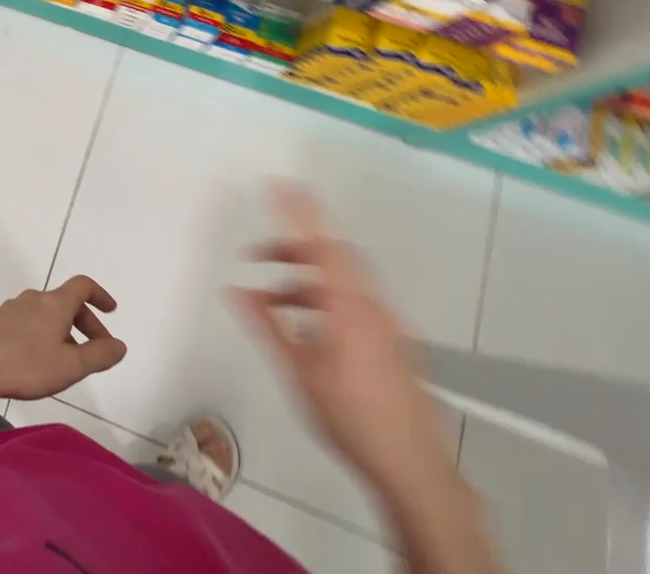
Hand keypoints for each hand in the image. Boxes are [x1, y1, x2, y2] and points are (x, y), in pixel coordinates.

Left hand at [0, 275, 127, 400]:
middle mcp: (34, 299)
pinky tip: (42, 359)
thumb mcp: (71, 366)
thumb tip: (119, 345)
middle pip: (67, 301)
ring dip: (65, 330)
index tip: (111, 311)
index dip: (100, 295)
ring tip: (70, 359)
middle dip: (87, 323)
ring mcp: (13, 308)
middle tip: (97, 349)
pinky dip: (46, 333)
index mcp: (55, 303)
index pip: (83, 286)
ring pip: (48, 313)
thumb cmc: (26, 365)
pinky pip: (31, 321)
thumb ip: (100, 355)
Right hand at [231, 181, 455, 499]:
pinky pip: (355, 305)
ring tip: (271, 301)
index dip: (299, 211)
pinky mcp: (395, 345)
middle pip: (333, 259)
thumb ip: (265, 323)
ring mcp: (389, 327)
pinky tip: (306, 331)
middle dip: (293, 249)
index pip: (320, 245)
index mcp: (348, 307)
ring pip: (342, 284)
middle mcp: (373, 308)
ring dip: (305, 281)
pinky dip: (324, 302)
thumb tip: (236, 288)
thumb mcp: (296, 369)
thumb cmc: (348, 415)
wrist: (413, 467)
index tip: (280, 182)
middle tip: (257, 255)